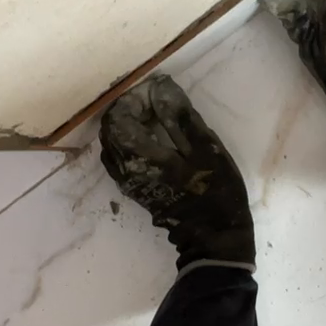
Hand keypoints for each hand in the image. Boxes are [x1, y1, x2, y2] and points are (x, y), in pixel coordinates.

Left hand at [100, 74, 254, 273]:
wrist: (214, 236)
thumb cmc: (216, 192)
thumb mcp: (207, 149)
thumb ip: (182, 118)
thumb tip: (163, 89)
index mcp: (143, 158)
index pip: (119, 118)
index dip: (132, 98)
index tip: (154, 89)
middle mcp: (127, 170)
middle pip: (110, 130)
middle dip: (127, 109)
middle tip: (154, 99)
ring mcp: (127, 182)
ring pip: (111, 144)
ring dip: (125, 125)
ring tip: (151, 115)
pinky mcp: (133, 189)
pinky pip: (117, 158)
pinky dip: (127, 141)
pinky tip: (149, 137)